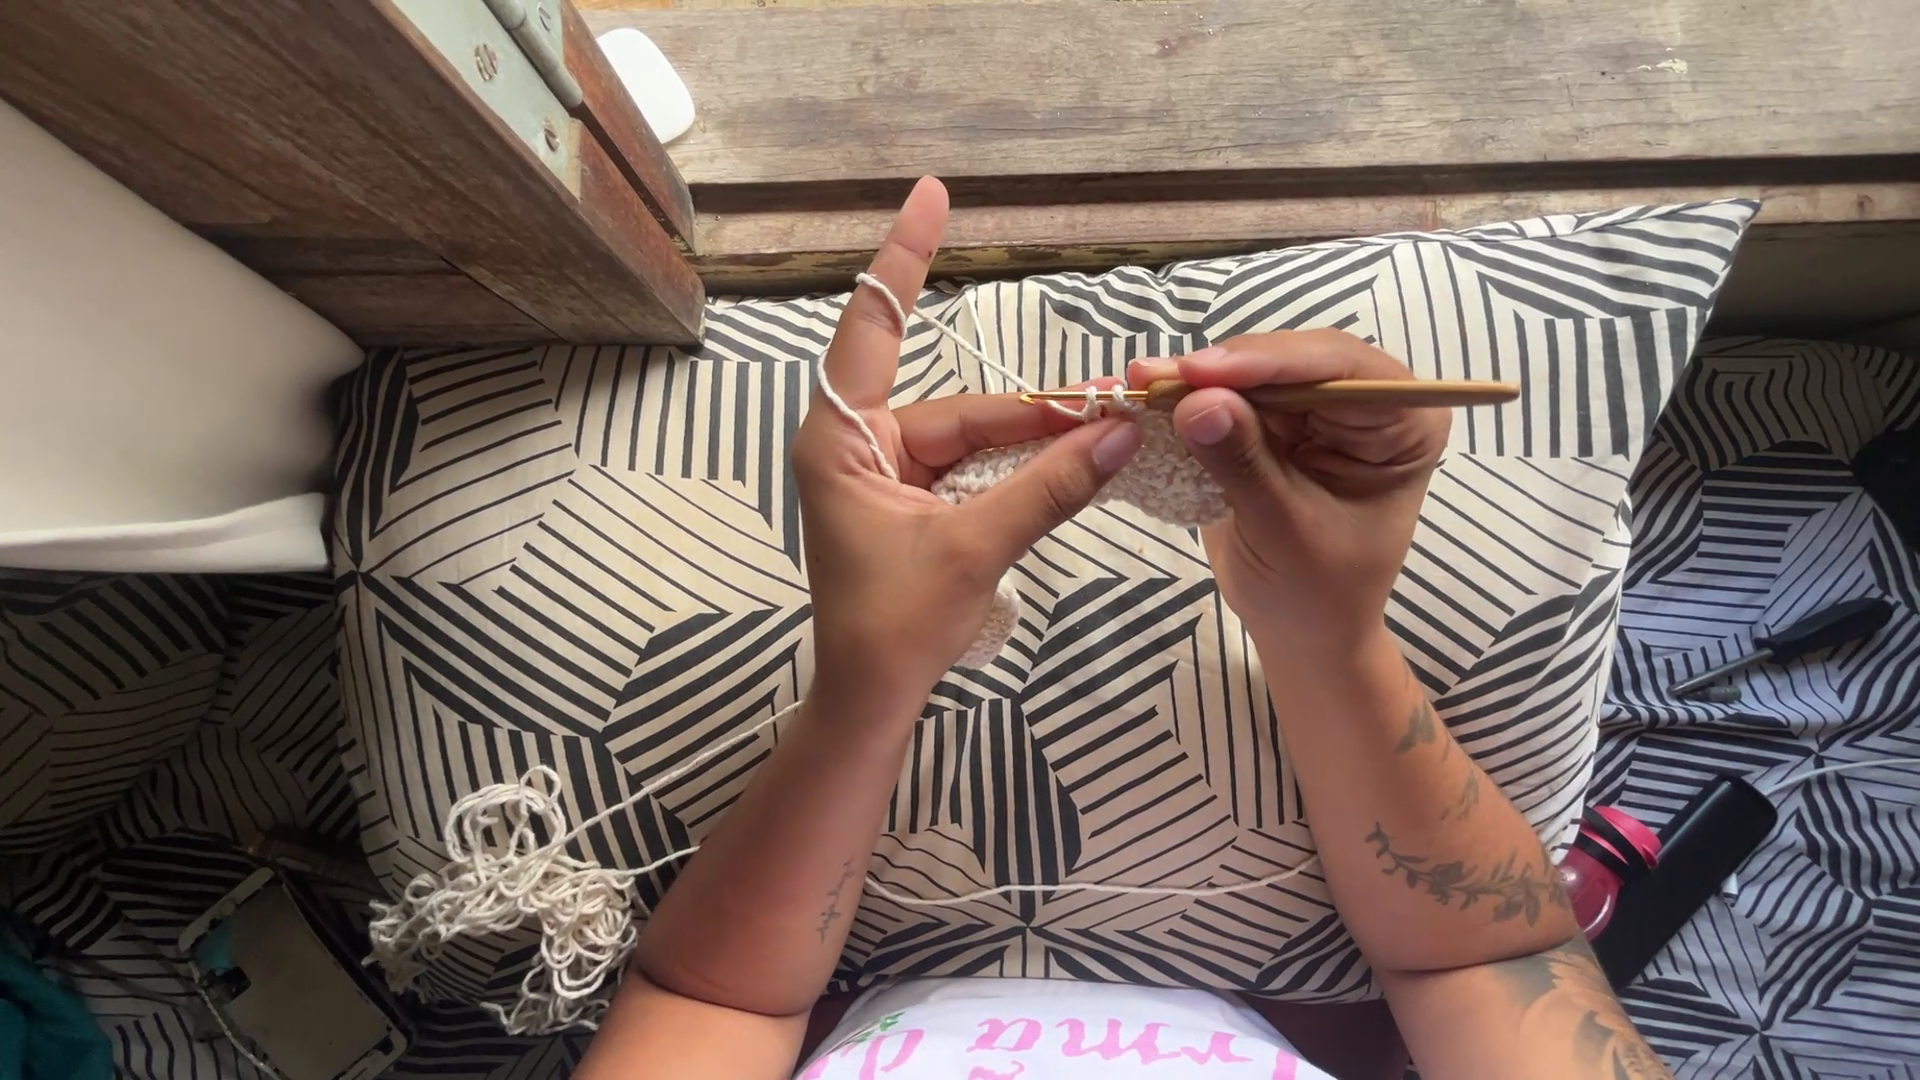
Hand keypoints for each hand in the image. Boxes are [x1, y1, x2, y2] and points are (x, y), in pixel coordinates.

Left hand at [795, 177, 1141, 700]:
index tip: (931, 195)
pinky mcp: (909, 502)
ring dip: (1031, 442)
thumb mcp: (974, 549)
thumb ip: (1046, 488)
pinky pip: (969, 468)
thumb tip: (1121, 435)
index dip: (903, 260)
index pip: (874, 329)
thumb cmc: (896, 627)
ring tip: (1102, 439)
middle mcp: (858, 444)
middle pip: (955, 404)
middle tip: (1106, 408)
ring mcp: (885, 474)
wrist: (872, 695)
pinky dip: (1014, 468)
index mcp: (843, 441)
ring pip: (970, 438)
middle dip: (1029, 411)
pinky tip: (1065, 465)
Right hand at [1129, 331, 1447, 648]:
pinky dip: (1191, 402)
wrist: (1299, 628)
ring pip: (1253, 376)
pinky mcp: (1274, 430)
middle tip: (1155, 373)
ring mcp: (1315, 415)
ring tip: (1144, 380)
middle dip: (1222, 369)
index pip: (1340, 371)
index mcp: (1401, 425)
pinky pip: (1231, 401)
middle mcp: (1363, 407)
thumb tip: (1195, 401)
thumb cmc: (1314, 591)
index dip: (1267, 363)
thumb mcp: (1282, 529)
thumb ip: (1243, 462)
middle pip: (1291, 363)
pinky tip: (1153, 398)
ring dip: (1196, 380)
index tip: (1199, 371)